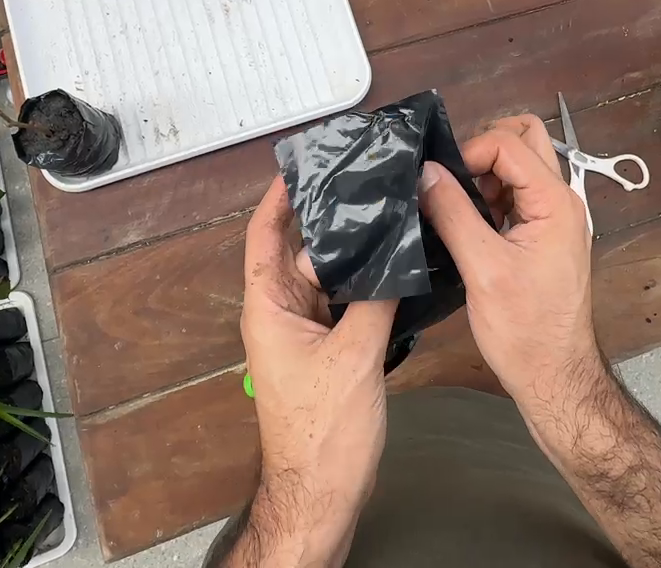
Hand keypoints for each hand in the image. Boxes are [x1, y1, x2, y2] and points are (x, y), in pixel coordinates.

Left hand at [236, 176, 397, 564]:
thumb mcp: (354, 357)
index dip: (278, 198)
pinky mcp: (327, 346)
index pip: (264, 236)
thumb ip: (375, 299)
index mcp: (269, 306)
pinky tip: (392, 264)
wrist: (322, 496)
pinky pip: (343, 300)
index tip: (300, 164)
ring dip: (352, 251)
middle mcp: (282, 311)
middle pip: (302, 250)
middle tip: (364, 181)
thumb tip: (395, 251)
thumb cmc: (324, 432)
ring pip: (327, 275)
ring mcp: (305, 329)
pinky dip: (363, 281)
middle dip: (329, 217)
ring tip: (386, 214)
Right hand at [417, 116, 604, 427]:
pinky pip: (517, 190)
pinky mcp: (543, 231)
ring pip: (522, 161)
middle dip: (484, 145)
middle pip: (526, 138)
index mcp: (555, 201)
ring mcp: (555, 214)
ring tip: (458, 201)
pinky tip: (468, 218)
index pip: (510, 143)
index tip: (441, 180)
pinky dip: (491, 190)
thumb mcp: (482, 269)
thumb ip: (454, 213)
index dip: (470, 151)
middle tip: (453, 175)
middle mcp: (562, 198)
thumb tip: (424, 170)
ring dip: (487, 169)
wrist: (554, 376)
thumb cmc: (523, 328)